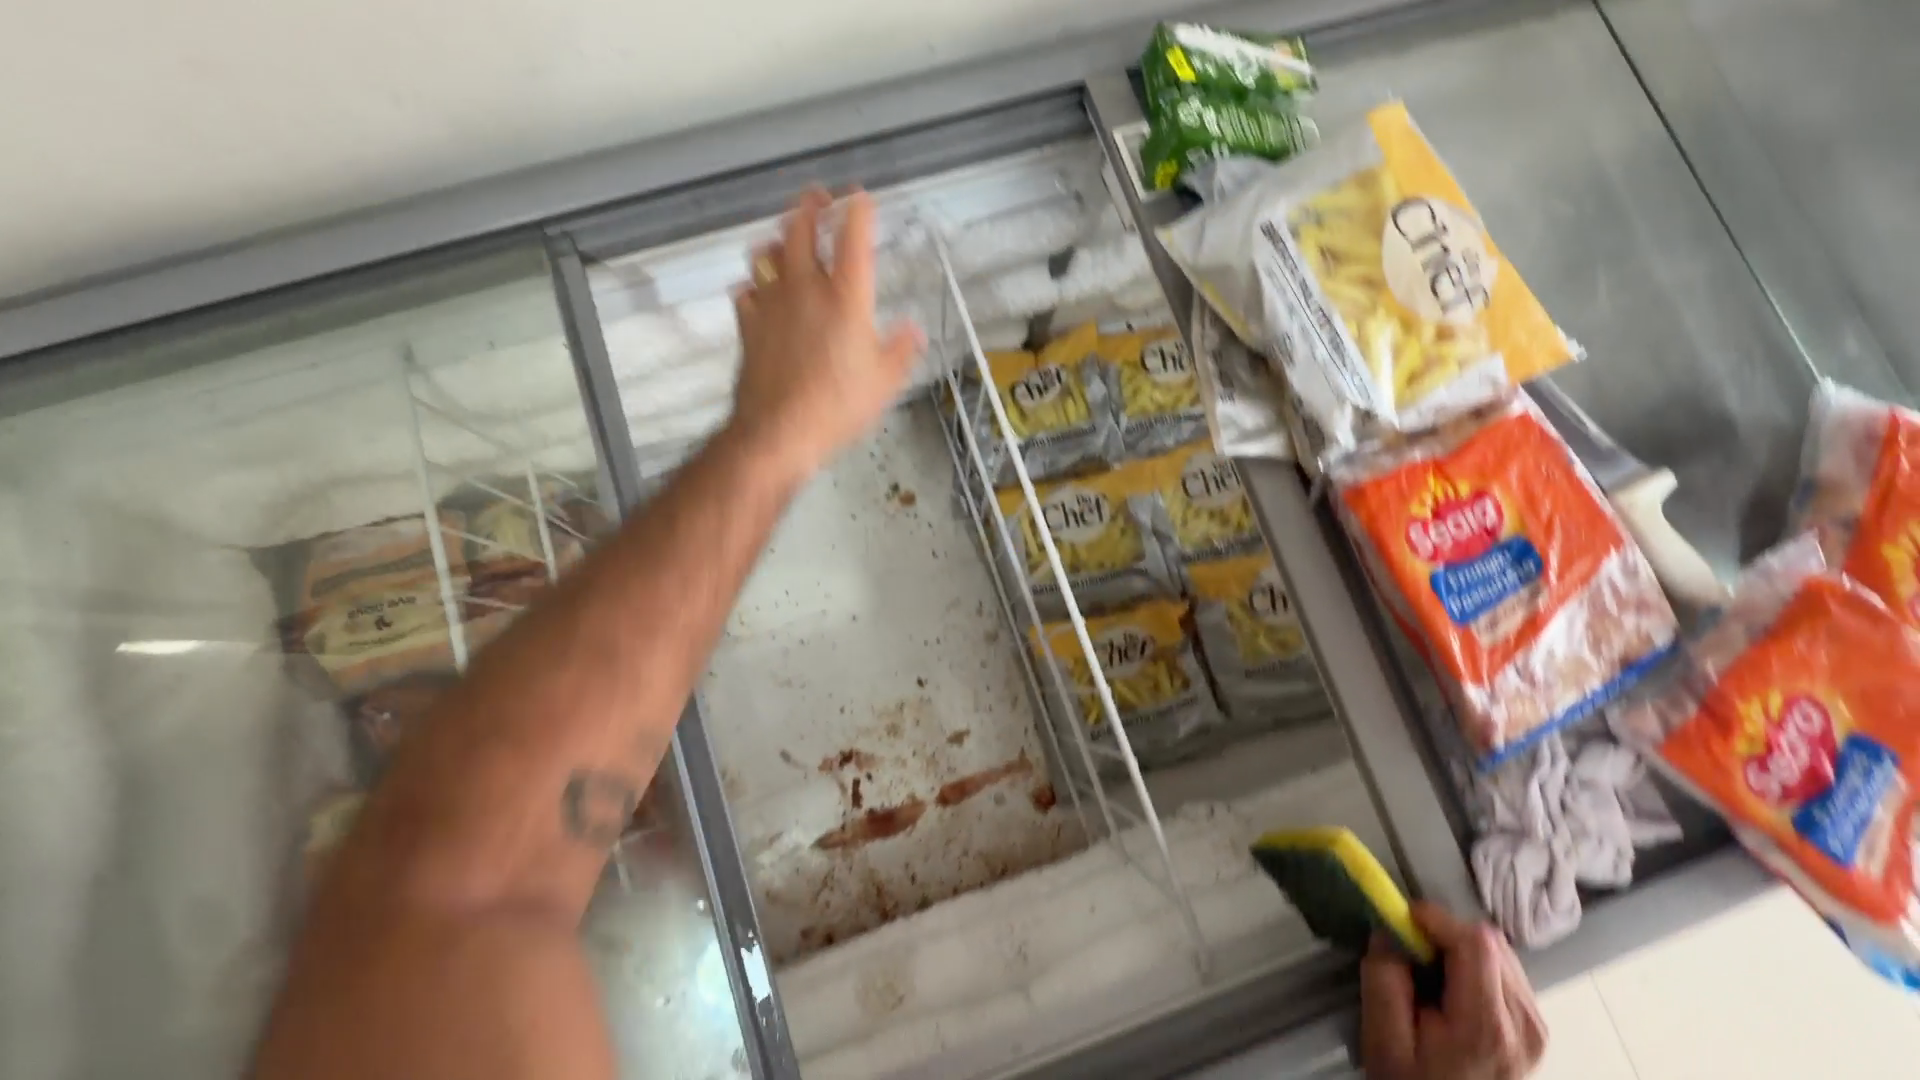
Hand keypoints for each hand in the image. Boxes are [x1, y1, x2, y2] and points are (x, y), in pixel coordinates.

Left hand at [727, 187, 923, 476]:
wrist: (777, 431)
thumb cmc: (837, 406)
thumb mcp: (884, 383)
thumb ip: (900, 350)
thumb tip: (913, 331)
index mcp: (846, 296)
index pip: (852, 235)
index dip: (857, 209)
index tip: (860, 197)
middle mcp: (805, 288)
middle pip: (799, 228)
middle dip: (809, 206)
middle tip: (816, 198)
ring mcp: (770, 303)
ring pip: (765, 253)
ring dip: (777, 241)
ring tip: (785, 241)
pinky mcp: (747, 324)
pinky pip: (746, 291)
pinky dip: (754, 285)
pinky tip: (760, 293)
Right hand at [1361, 903, 1547, 1079]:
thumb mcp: (1383, 1041)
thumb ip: (1383, 980)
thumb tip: (1389, 932)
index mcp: (1487, 1026)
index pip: (1476, 943)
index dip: (1436, 919)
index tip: (1401, 922)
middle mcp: (1524, 1022)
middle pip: (1490, 942)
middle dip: (1445, 935)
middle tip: (1410, 953)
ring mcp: (1535, 1026)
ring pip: (1499, 952)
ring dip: (1459, 949)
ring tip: (1429, 974)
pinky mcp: (1534, 1028)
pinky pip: (1505, 971)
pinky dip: (1473, 966)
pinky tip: (1451, 990)